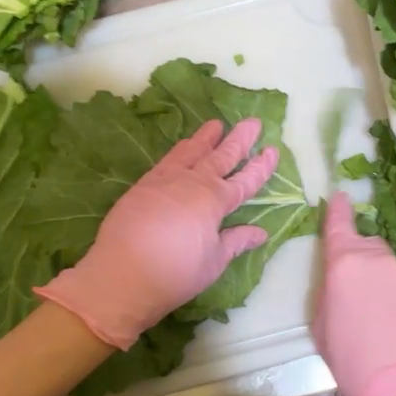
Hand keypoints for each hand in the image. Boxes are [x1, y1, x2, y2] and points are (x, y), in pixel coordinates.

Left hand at [37, 119, 279, 349]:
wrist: (122, 273)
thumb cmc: (175, 272)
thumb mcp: (213, 262)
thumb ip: (236, 241)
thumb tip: (261, 232)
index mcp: (216, 202)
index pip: (246, 181)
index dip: (261, 167)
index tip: (273, 150)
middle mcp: (194, 183)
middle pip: (222, 157)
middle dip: (239, 140)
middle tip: (253, 121)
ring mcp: (167, 180)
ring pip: (192, 152)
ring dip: (207, 138)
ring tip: (217, 124)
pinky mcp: (144, 185)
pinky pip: (168, 159)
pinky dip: (180, 149)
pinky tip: (184, 145)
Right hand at [314, 192, 395, 395]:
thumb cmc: (351, 357)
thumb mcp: (321, 324)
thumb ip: (329, 292)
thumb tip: (340, 283)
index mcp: (345, 261)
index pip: (338, 224)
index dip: (336, 210)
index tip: (338, 196)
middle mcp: (378, 259)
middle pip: (365, 246)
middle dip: (357, 258)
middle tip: (349, 289)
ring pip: (385, 267)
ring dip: (377, 281)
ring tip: (372, 316)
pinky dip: (395, 297)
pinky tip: (393, 325)